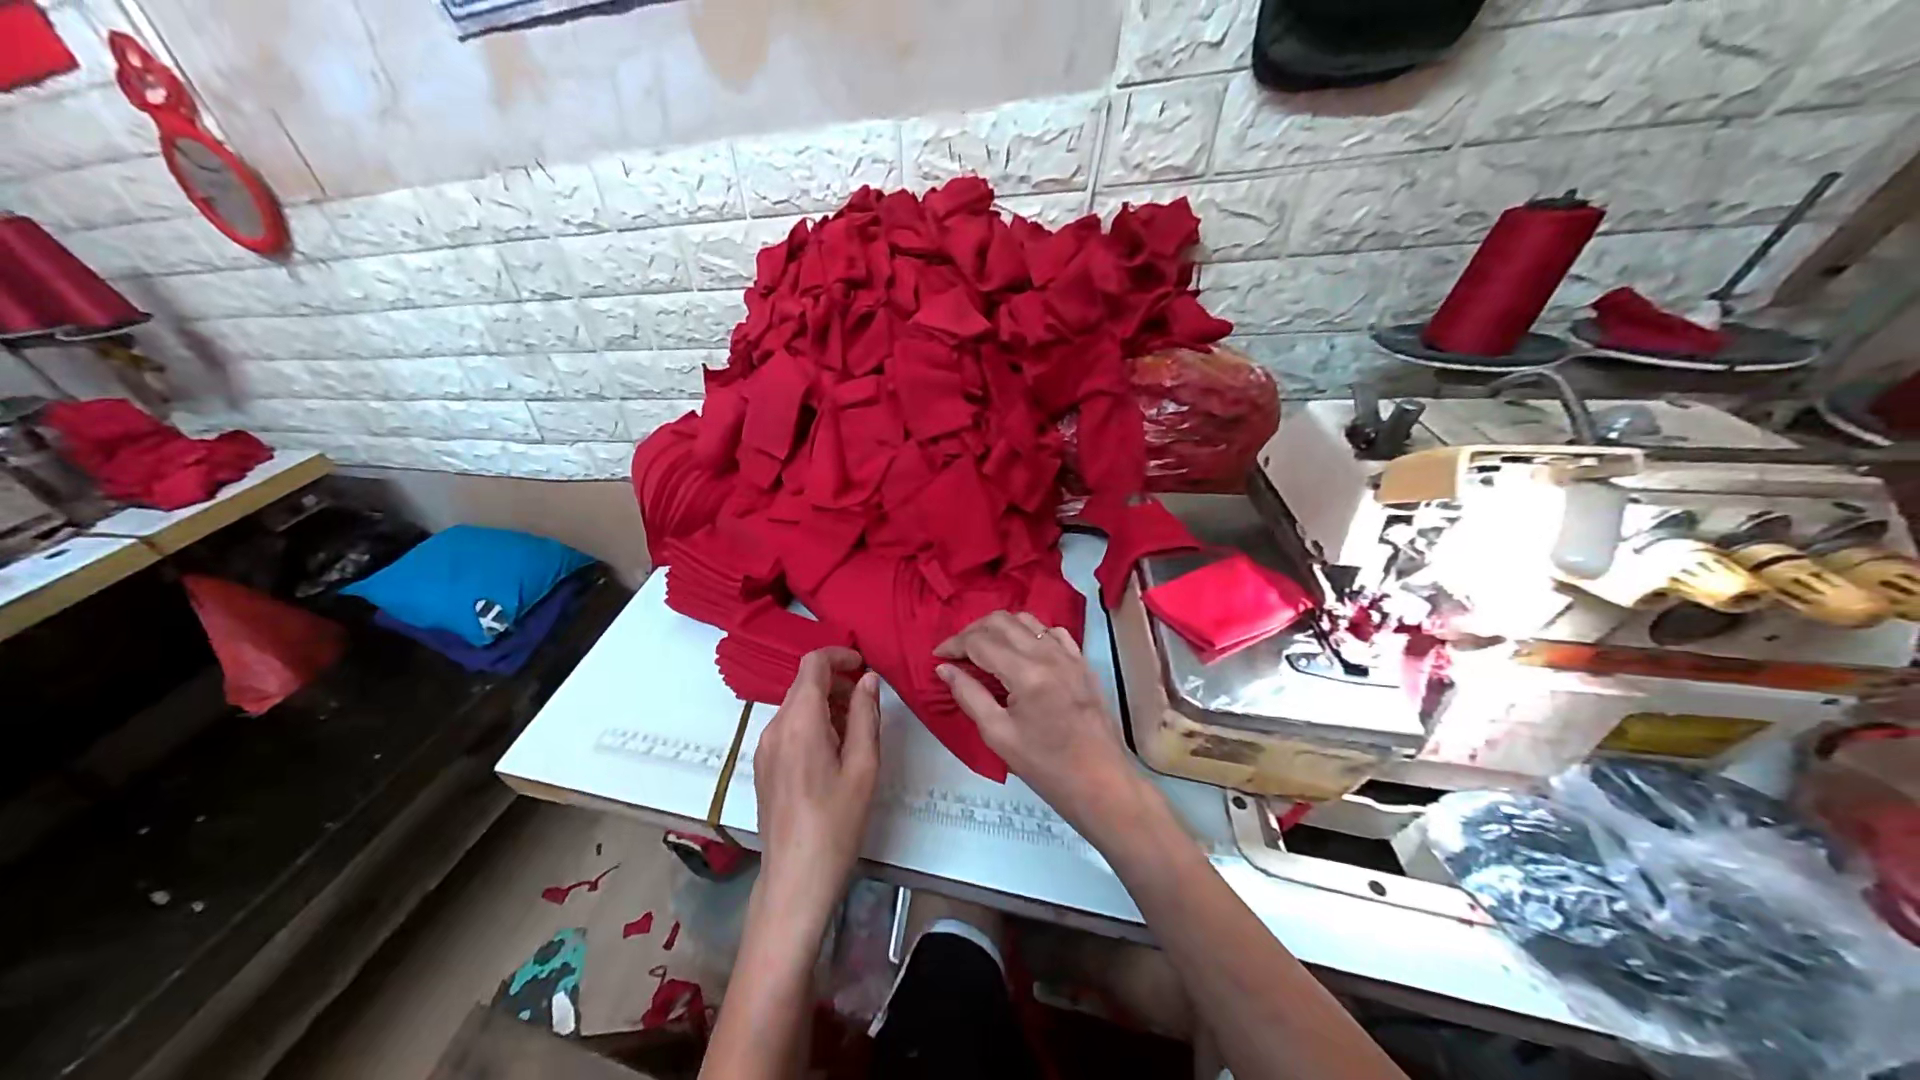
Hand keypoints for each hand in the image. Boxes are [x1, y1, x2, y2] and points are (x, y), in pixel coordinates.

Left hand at [753, 647, 880, 909]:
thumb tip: (867, 680)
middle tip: (868, 702)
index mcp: (799, 722)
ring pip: (796, 705)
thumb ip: (865, 716)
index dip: (840, 655)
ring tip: (855, 730)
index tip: (864, 666)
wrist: (796, 878)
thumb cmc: (836, 823)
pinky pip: (788, 727)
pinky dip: (812, 723)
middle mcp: (774, 727)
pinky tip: (833, 750)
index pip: (812, 664)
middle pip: (804, 684)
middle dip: (837, 681)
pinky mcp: (764, 765)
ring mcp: (765, 747)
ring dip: (826, 703)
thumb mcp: (863, 766)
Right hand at [934, 612, 1140, 833]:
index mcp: (1025, 672)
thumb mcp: (998, 735)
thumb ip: (969, 695)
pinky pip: (1052, 632)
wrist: (1101, 782)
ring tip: (983, 648)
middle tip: (956, 651)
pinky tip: (1022, 651)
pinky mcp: (1082, 662)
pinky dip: (1030, 633)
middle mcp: (1048, 653)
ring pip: (1027, 620)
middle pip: (1001, 621)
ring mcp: (1069, 655)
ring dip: (1000, 627)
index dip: (953, 644)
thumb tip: (945, 668)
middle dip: (972, 630)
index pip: (980, 641)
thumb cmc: (1046, 767)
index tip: (937, 656)